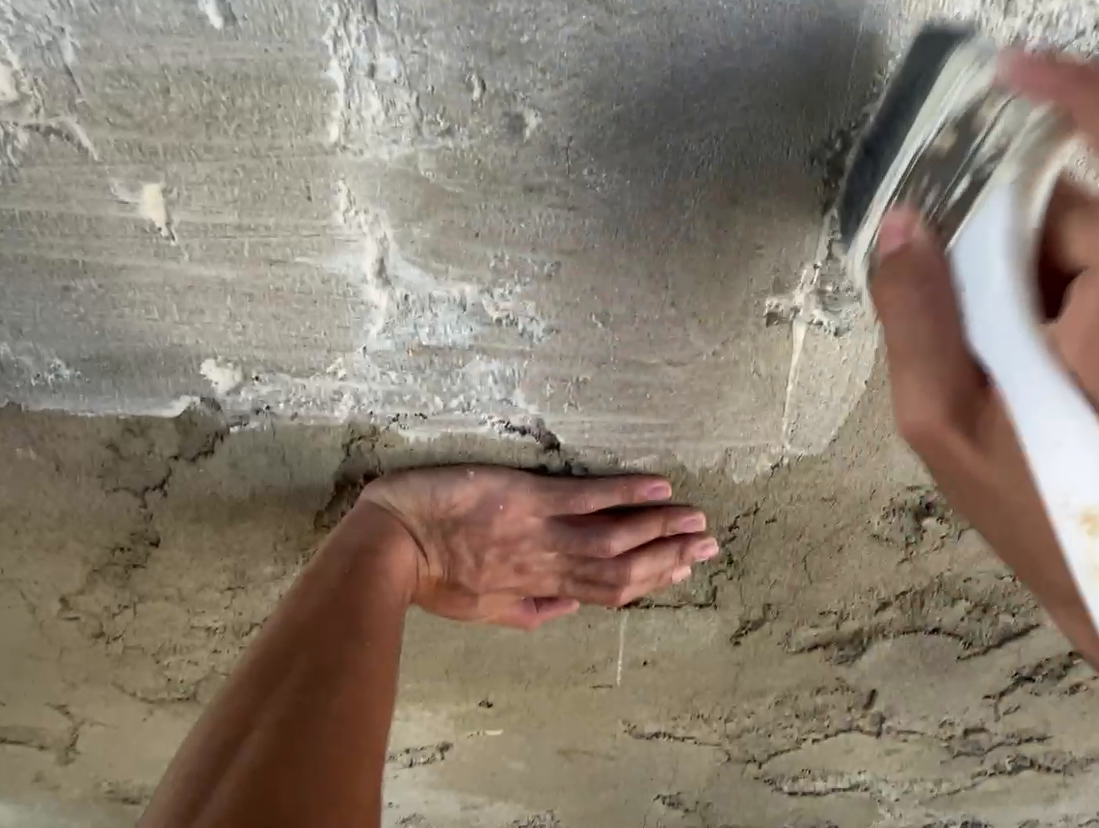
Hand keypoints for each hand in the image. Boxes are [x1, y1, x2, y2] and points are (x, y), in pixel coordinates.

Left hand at [357, 466, 718, 630]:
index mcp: (539, 589)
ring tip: (697, 519)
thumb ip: (527, 610)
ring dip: (660, 528)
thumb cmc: (429, 576)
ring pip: (614, 534)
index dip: (649, 582)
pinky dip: (625, 494)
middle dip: (669, 557)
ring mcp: (543, 530)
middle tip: (709, 546)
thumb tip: (566, 608)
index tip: (681, 571)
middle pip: (622, 566)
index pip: (606, 589)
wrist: (389, 545)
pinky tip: (657, 488)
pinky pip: (587, 498)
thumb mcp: (478, 609)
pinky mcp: (530, 498)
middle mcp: (550, 564)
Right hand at [868, 49, 1098, 651]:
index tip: (1018, 74)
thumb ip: (914, 315)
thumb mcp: (939, 422)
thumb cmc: (1038, 513)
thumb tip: (903, 221)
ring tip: (994, 356)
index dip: (1097, 99)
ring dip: (1029, 274)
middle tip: (962, 303)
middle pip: (1098, 210)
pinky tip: (1029, 364)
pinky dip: (1057, 293)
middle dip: (1014, 234)